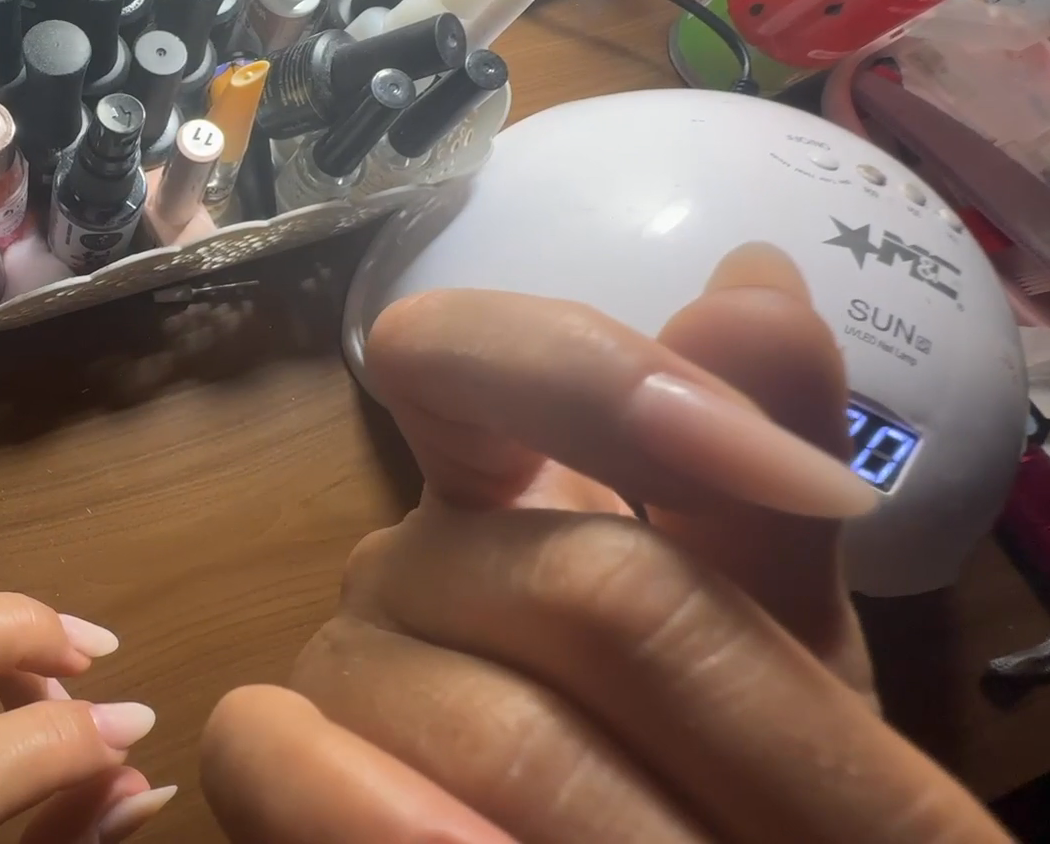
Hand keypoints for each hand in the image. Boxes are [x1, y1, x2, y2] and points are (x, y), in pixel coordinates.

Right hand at [202, 244, 1008, 842]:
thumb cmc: (716, 768)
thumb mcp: (769, 642)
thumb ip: (747, 495)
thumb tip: (749, 278)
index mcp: (491, 496)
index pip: (450, 355)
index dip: (587, 376)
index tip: (801, 480)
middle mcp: (398, 560)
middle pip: (576, 586)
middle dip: (776, 744)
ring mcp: (330, 662)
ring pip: (490, 728)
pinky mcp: (265, 757)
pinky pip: (267, 751)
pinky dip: (367, 818)